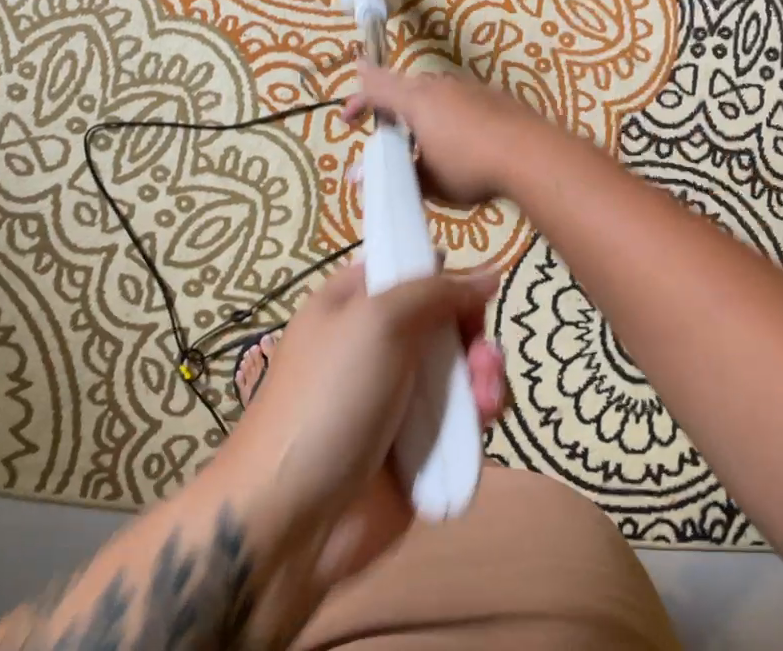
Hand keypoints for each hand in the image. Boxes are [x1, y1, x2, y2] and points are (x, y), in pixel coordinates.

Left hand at [210, 262, 509, 601]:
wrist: (295, 514)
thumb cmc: (328, 399)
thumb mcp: (375, 320)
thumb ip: (434, 291)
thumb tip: (487, 274)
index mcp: (351, 305)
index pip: (404, 269)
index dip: (441, 275)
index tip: (470, 291)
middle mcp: (376, 346)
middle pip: (444, 320)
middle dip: (472, 333)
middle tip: (479, 353)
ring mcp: (398, 398)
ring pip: (461, 369)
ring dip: (483, 376)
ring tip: (483, 400)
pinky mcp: (419, 446)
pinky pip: (464, 418)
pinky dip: (480, 415)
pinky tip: (482, 423)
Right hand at [342, 61, 559, 206]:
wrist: (532, 155)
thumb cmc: (470, 168)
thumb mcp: (427, 181)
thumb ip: (394, 175)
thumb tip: (357, 178)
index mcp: (416, 100)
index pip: (376, 87)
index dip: (358, 100)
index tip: (348, 119)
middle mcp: (440, 85)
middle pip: (406, 88)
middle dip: (391, 109)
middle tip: (387, 135)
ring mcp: (470, 88)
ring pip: (435, 94)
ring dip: (423, 115)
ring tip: (424, 144)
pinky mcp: (494, 98)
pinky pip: (460, 103)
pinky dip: (450, 119)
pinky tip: (460, 144)